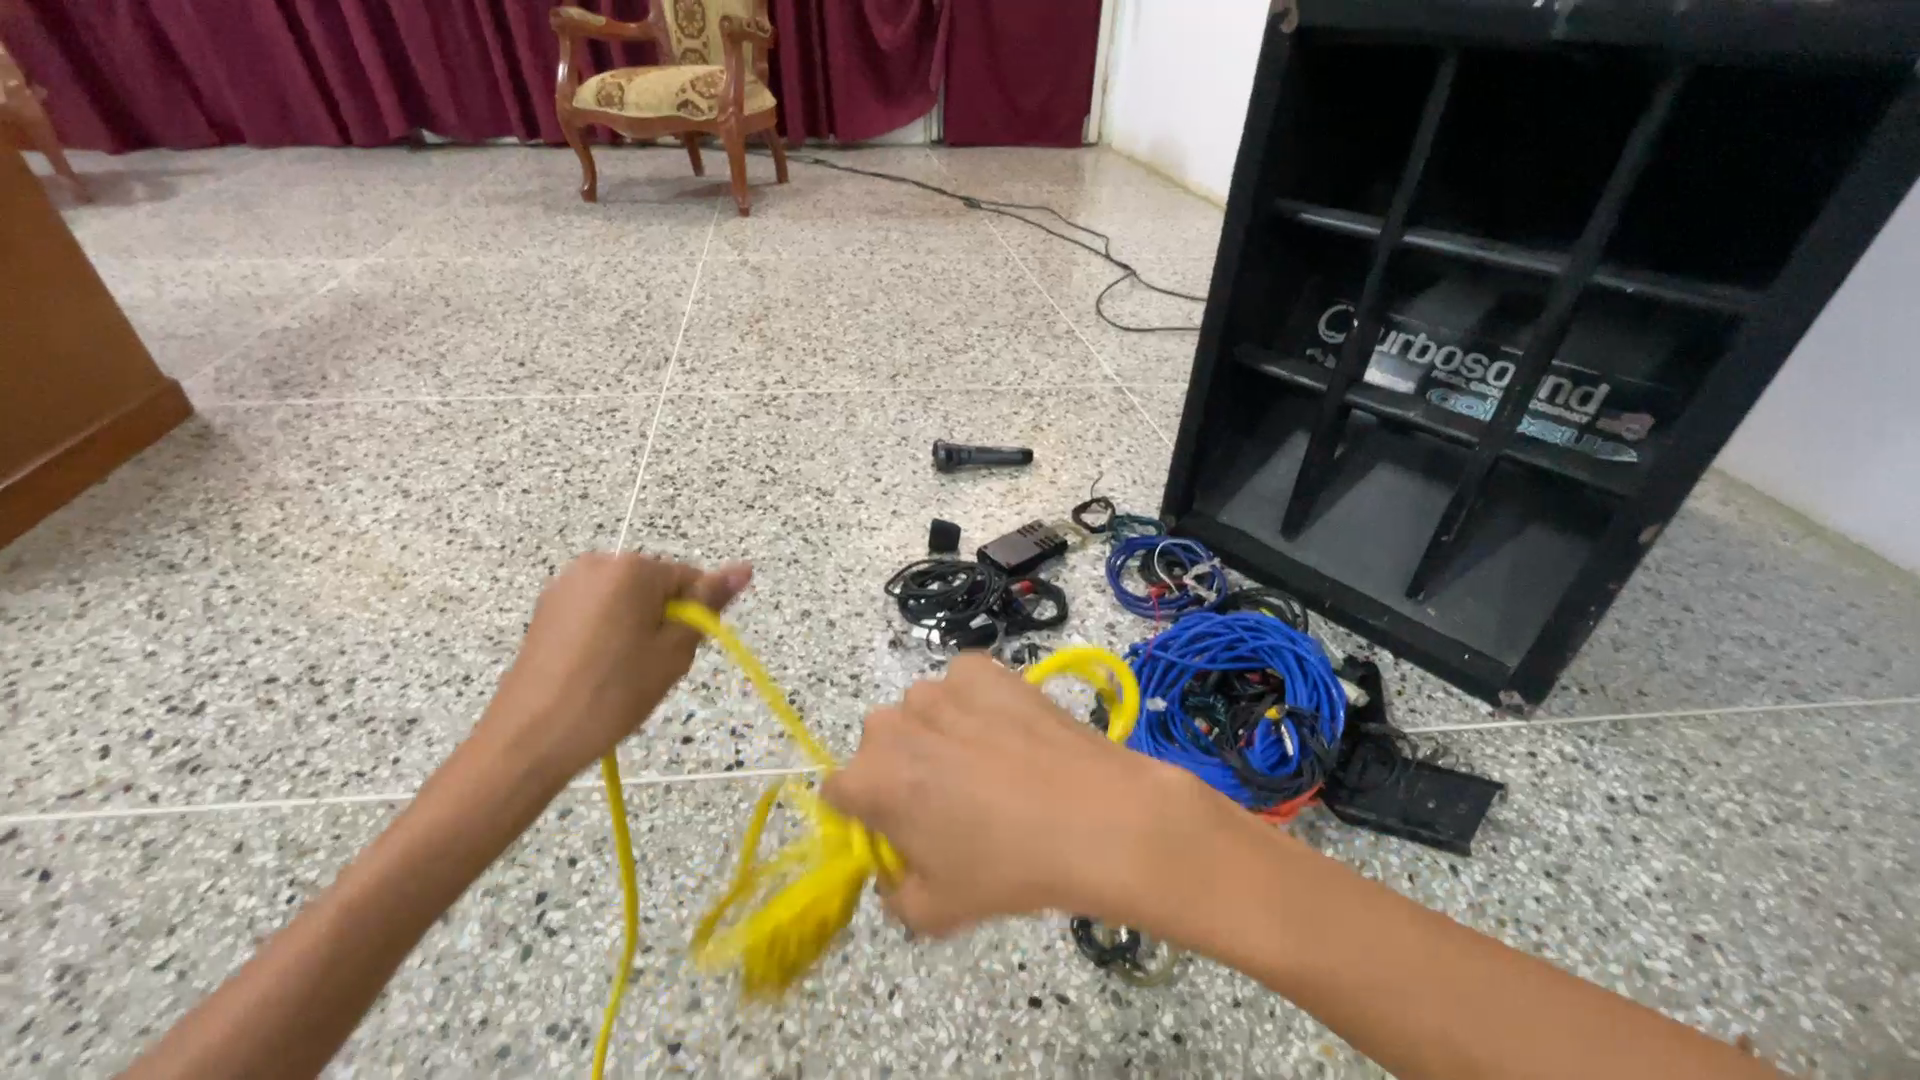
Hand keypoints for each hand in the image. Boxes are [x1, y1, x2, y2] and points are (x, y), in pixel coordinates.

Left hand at [479, 552, 752, 785]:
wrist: (531, 737)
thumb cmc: (613, 693)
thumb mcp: (673, 650)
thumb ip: (709, 604)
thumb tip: (744, 568)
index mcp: (631, 568)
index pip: (689, 579)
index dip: (694, 618)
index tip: (678, 655)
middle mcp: (596, 565)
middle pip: (655, 587)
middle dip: (663, 622)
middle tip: (652, 669)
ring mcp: (565, 586)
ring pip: (626, 602)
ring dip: (636, 631)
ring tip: (623, 675)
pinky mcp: (546, 610)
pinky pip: (597, 613)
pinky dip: (607, 637)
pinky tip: (597, 672)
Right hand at [822, 652, 1222, 937]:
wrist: (1096, 819)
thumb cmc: (1009, 868)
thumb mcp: (935, 911)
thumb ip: (893, 894)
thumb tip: (894, 873)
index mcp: (871, 781)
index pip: (840, 792)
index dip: (869, 814)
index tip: (904, 830)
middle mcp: (893, 725)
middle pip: (881, 747)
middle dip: (903, 770)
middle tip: (951, 802)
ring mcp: (940, 690)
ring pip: (922, 714)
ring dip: (938, 734)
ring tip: (988, 765)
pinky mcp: (983, 670)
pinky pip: (962, 685)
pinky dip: (974, 702)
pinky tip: (1006, 731)